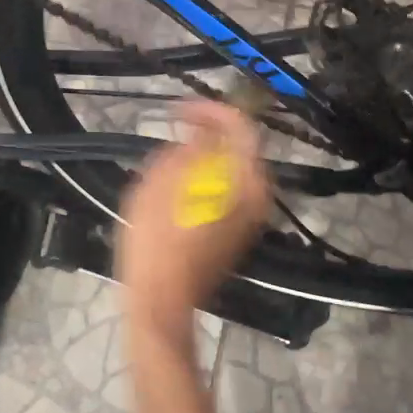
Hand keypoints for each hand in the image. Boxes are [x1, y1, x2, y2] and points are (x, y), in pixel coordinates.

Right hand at [115, 99, 272, 341]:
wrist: (161, 303)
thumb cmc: (156, 243)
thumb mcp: (160, 184)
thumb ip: (186, 150)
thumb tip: (200, 134)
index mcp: (242, 180)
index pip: (239, 126)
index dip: (210, 110)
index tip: (181, 109)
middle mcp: (256, 195)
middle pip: (240, 146)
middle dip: (210, 132)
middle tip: (179, 126)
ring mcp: (251, 216)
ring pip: (233, 168)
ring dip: (208, 154)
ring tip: (175, 152)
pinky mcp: (239, 231)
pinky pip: (229, 189)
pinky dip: (209, 176)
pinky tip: (181, 182)